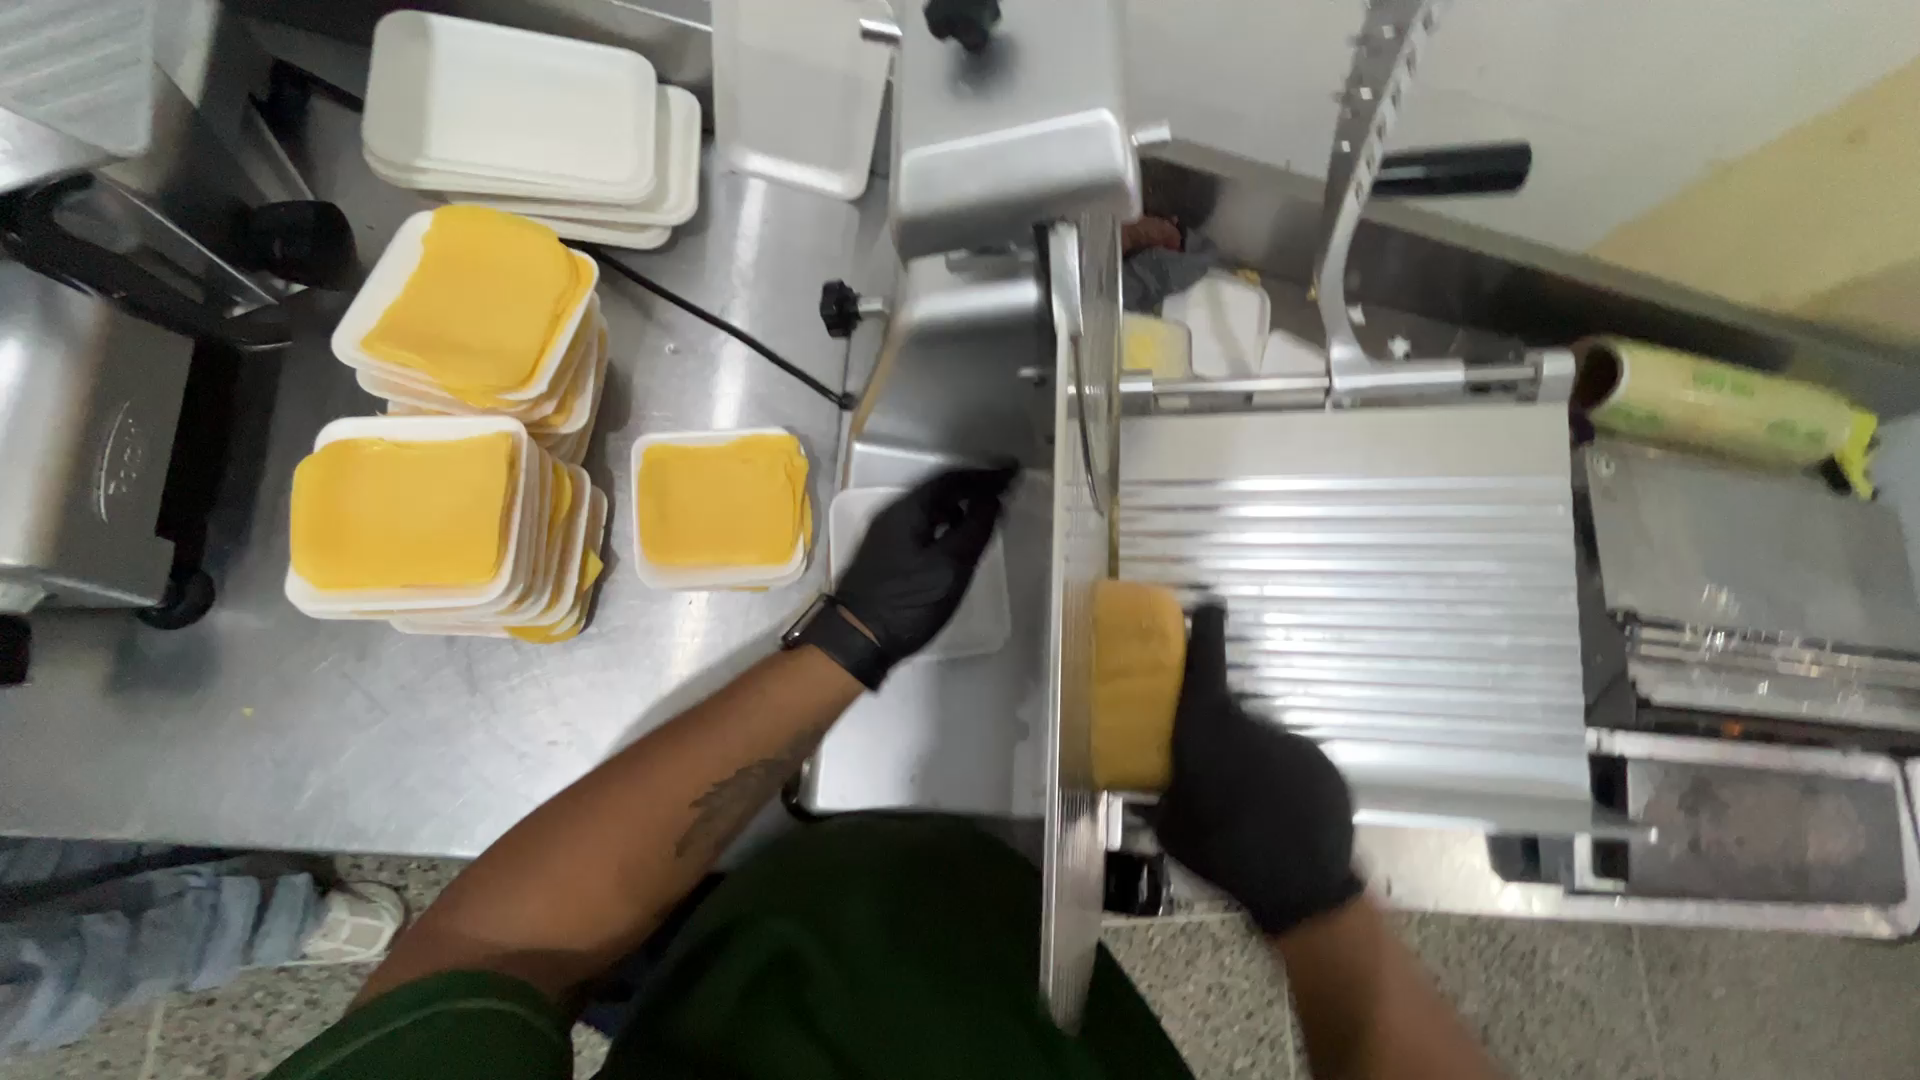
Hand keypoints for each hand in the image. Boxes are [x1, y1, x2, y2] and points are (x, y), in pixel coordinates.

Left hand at [798, 465, 1015, 687]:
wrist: (856, 639)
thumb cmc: (907, 604)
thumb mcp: (950, 567)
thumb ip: (974, 529)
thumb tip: (992, 500)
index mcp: (908, 510)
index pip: (952, 480)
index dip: (986, 475)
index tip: (1012, 472)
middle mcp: (893, 513)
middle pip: (939, 488)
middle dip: (972, 485)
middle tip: (1002, 488)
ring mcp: (885, 533)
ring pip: (929, 506)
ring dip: (958, 503)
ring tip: (984, 509)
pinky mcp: (885, 552)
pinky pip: (922, 522)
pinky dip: (944, 520)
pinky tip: (955, 535)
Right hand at [1153, 603, 1362, 935]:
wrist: (1298, 887)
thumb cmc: (1219, 853)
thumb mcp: (1170, 827)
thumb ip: (1163, 797)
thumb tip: (1160, 791)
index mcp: (1205, 733)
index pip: (1204, 669)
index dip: (1206, 632)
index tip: (1209, 603)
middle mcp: (1251, 725)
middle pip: (1231, 719)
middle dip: (1223, 744)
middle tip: (1219, 783)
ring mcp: (1291, 742)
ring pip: (1263, 746)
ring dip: (1255, 768)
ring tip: (1254, 810)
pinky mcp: (1323, 763)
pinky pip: (1294, 765)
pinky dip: (1286, 784)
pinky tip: (1284, 817)